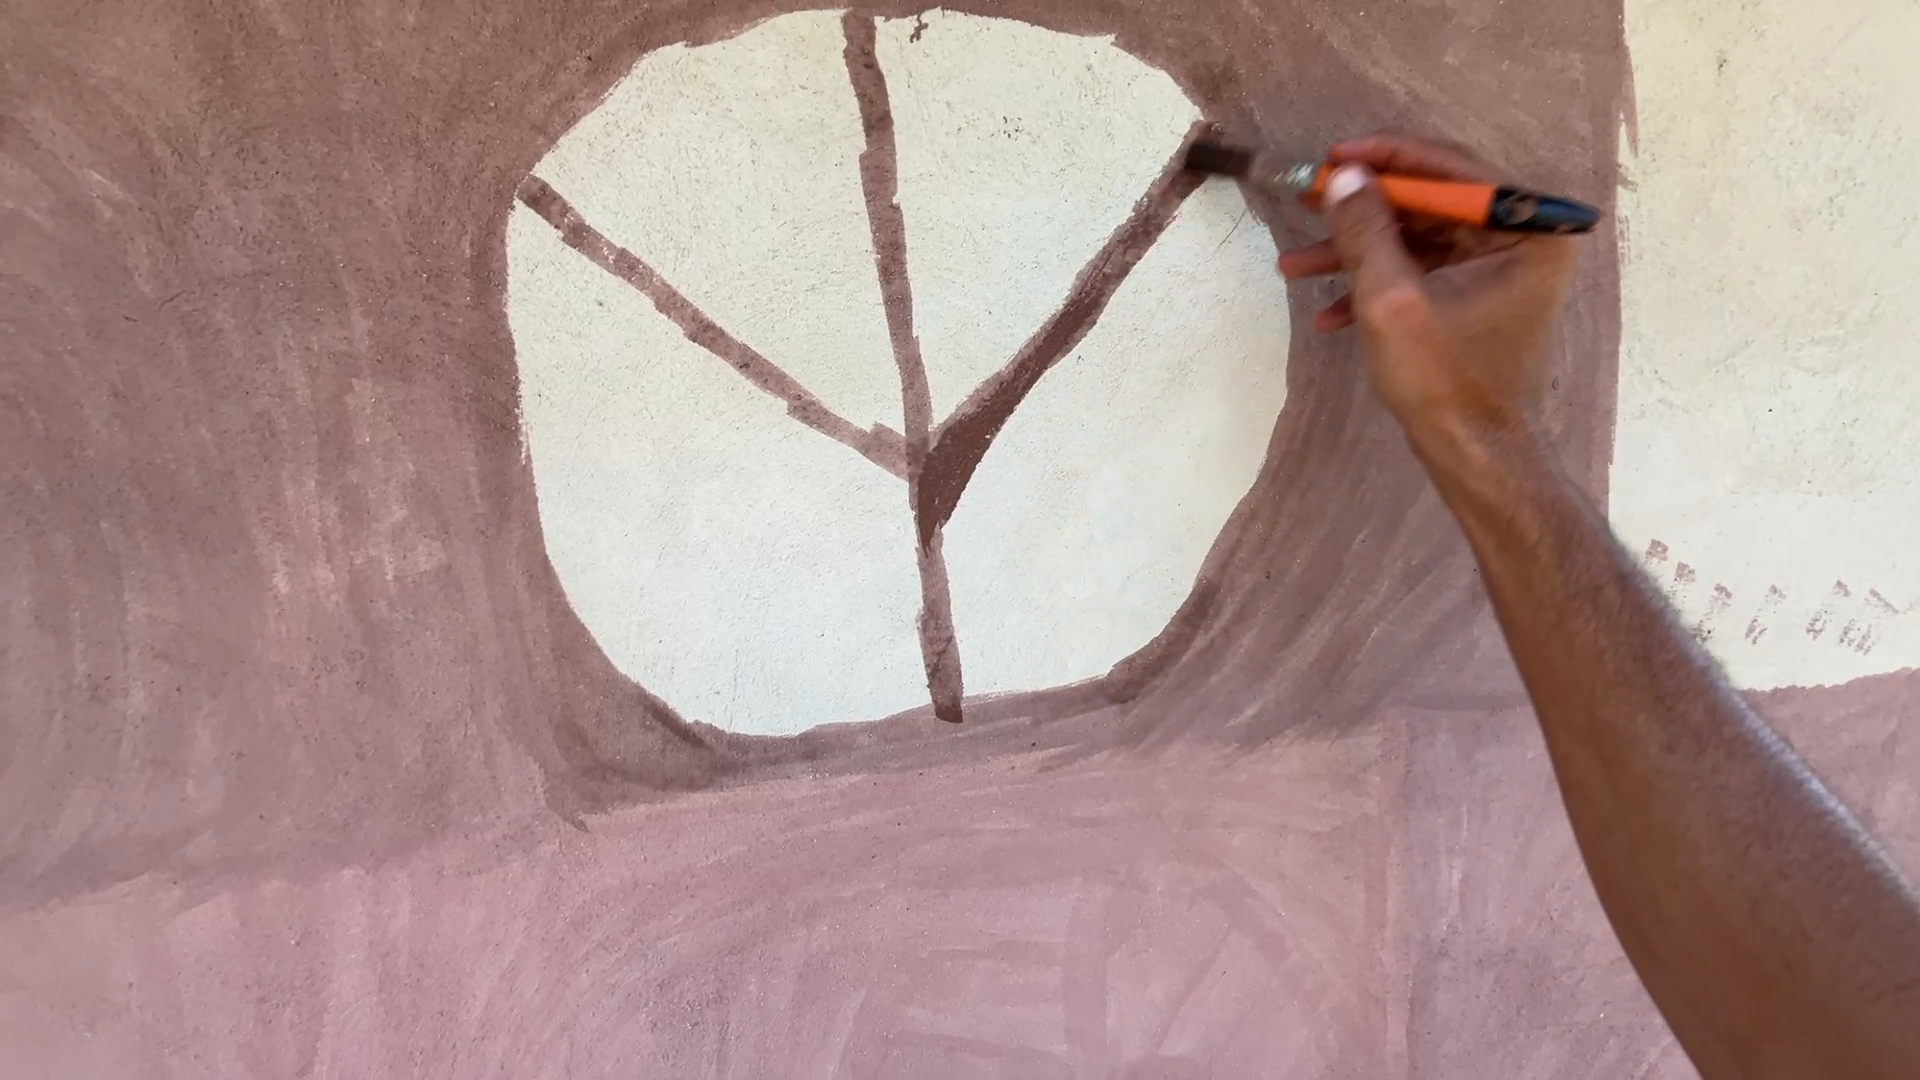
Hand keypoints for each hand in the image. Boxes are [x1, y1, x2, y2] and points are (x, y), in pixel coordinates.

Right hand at [1278, 134, 1579, 448]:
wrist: (1465, 446)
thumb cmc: (1439, 376)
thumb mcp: (1391, 299)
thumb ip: (1366, 232)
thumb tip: (1343, 176)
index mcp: (1524, 227)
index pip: (1449, 172)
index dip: (1385, 161)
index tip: (1332, 158)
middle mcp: (1519, 238)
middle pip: (1425, 207)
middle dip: (1357, 214)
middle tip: (1304, 205)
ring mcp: (1494, 269)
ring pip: (1411, 243)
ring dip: (1351, 256)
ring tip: (1293, 267)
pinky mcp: (1470, 296)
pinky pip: (1415, 276)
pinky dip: (1370, 289)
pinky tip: (1327, 313)